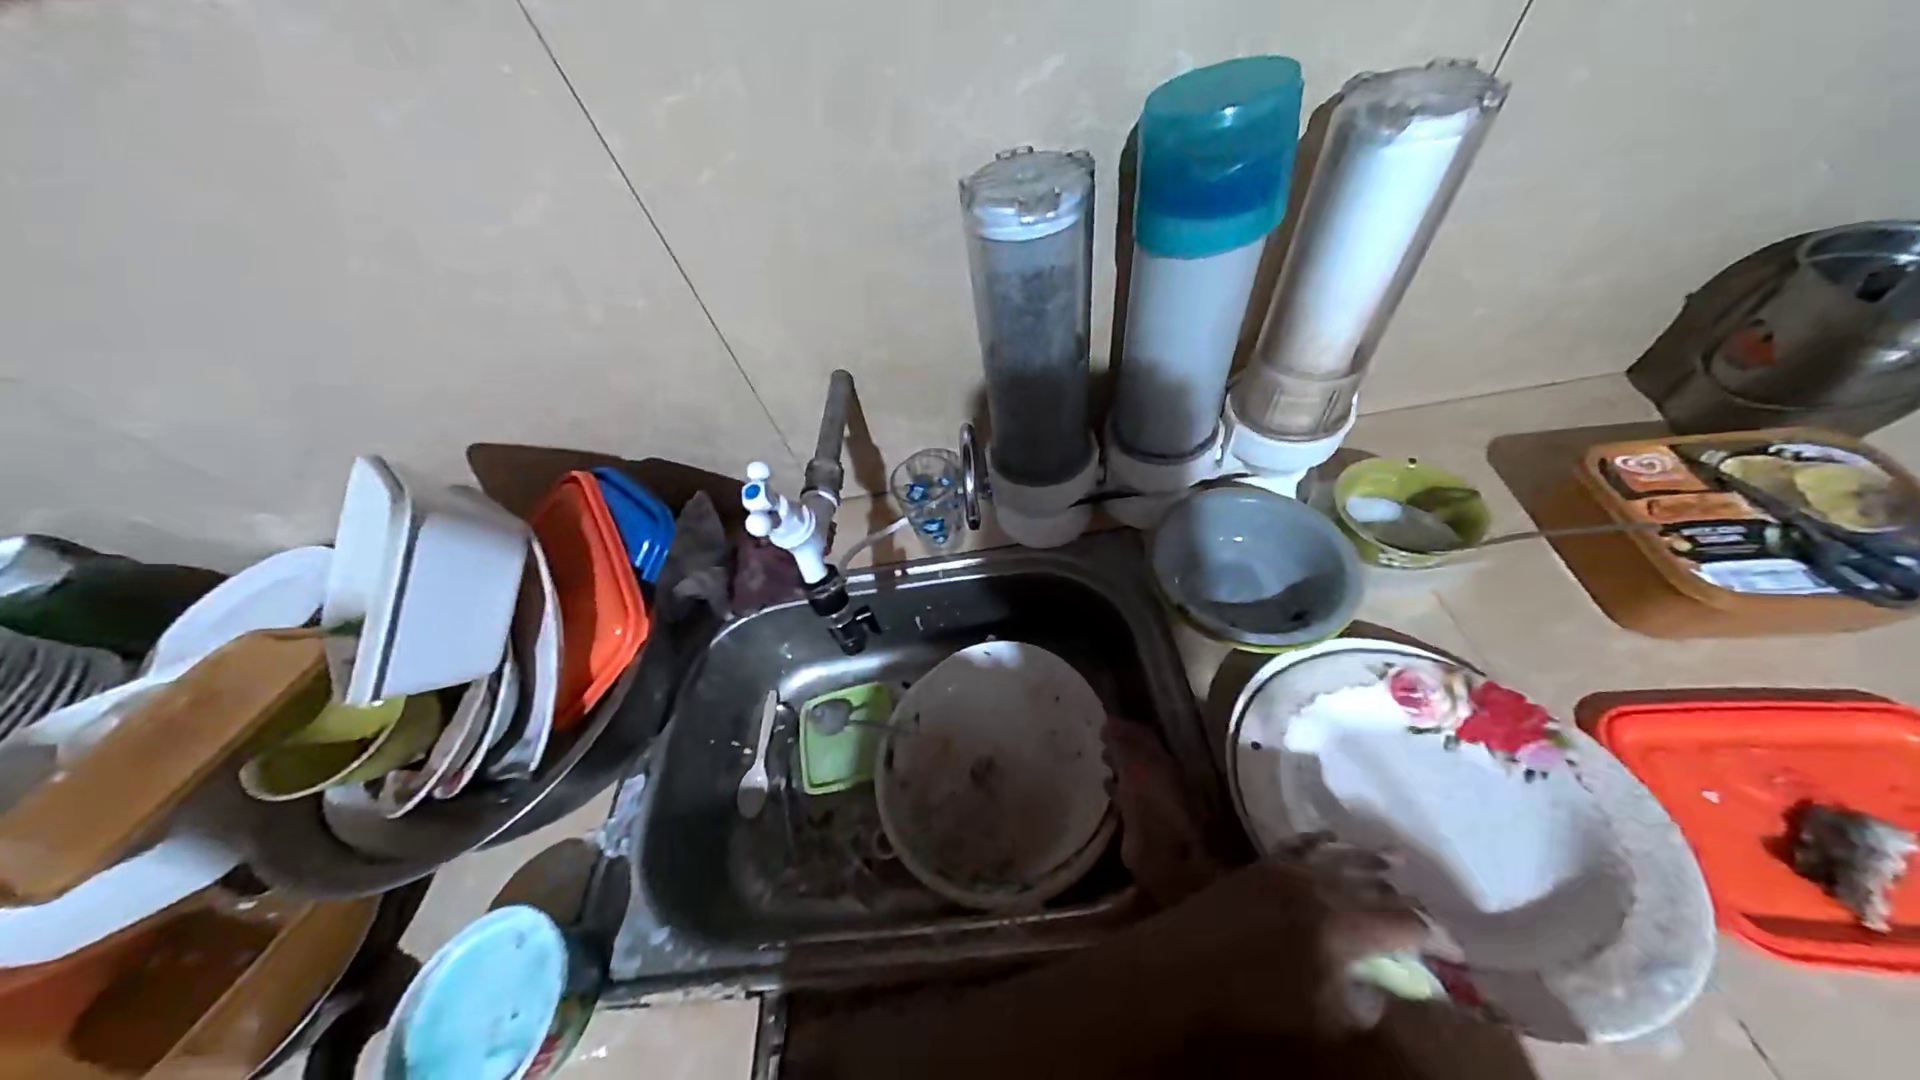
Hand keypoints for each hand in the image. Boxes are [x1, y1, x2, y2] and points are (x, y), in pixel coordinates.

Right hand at [1102, 717, 1221, 904]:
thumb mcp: (1138, 773)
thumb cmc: (1157, 815)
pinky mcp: (1149, 828)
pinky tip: (1109, 790)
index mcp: (1164, 764)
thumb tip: (1111, 722)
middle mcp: (1164, 780)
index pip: (1142, 736)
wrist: (1178, 869)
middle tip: (1100, 739)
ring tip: (1102, 761)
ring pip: (1137, 776)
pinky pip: (1132, 797)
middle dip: (1122, 746)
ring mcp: (1158, 805)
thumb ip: (1125, 748)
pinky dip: (1120, 789)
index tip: (1103, 721)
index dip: (1124, 727)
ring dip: (1121, 767)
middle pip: (1141, 756)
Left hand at [1131, 837, 1430, 1037]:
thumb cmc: (1254, 1001)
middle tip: (1427, 904)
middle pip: (1373, 885)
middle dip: (1403, 896)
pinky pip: (1301, 845)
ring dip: (1369, 859)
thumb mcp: (1325, 1018)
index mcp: (1340, 928)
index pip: (1403, 923)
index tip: (1452, 947)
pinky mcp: (1260, 864)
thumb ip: (1364, 1000)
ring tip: (1396, 859)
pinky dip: (1323, 842)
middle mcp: (1317, 888)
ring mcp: (1285, 870)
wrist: (1183, 963)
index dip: (1432, 935)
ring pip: (1339, 857)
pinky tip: (1334, 839)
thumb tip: (1383, 983)